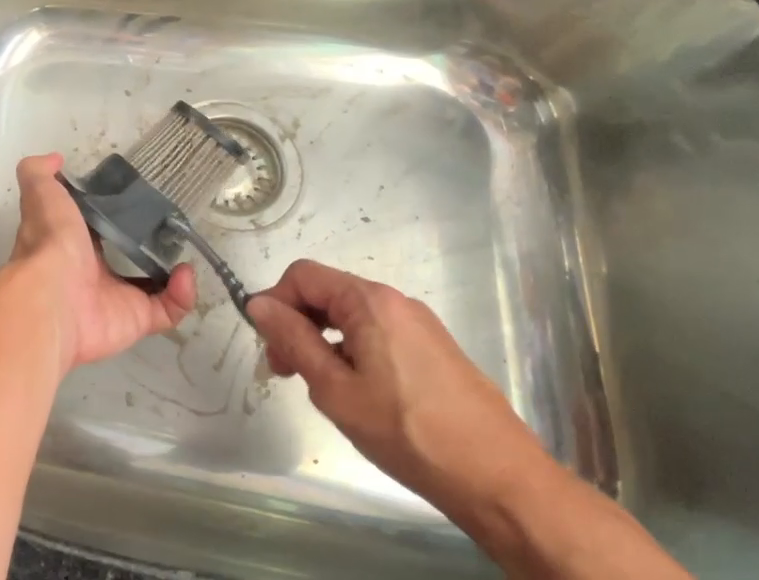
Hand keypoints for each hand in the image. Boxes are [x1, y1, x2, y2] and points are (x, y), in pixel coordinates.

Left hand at [4, 153, 196, 372]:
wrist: (52, 298)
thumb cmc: (49, 241)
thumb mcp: (41, 194)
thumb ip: (40, 172)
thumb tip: (55, 158)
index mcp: (69, 239)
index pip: (95, 224)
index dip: (113, 211)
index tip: (138, 195)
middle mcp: (92, 268)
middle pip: (127, 253)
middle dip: (149, 241)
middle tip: (173, 222)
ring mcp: (115, 296)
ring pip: (154, 284)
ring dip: (173, 269)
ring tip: (186, 248)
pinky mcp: (136, 319)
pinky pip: (169, 309)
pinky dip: (183, 294)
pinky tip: (185, 274)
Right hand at [247, 260, 552, 518]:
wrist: (501, 481)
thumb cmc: (407, 433)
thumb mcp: (334, 388)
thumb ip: (293, 340)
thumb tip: (258, 304)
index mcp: (370, 302)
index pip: (302, 276)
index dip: (275, 302)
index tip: (267, 345)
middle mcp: (396, 302)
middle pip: (327, 293)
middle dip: (296, 324)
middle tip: (285, 371)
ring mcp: (421, 326)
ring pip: (351, 316)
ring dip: (322, 341)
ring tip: (320, 387)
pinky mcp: (435, 351)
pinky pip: (377, 334)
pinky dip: (352, 352)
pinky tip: (358, 394)